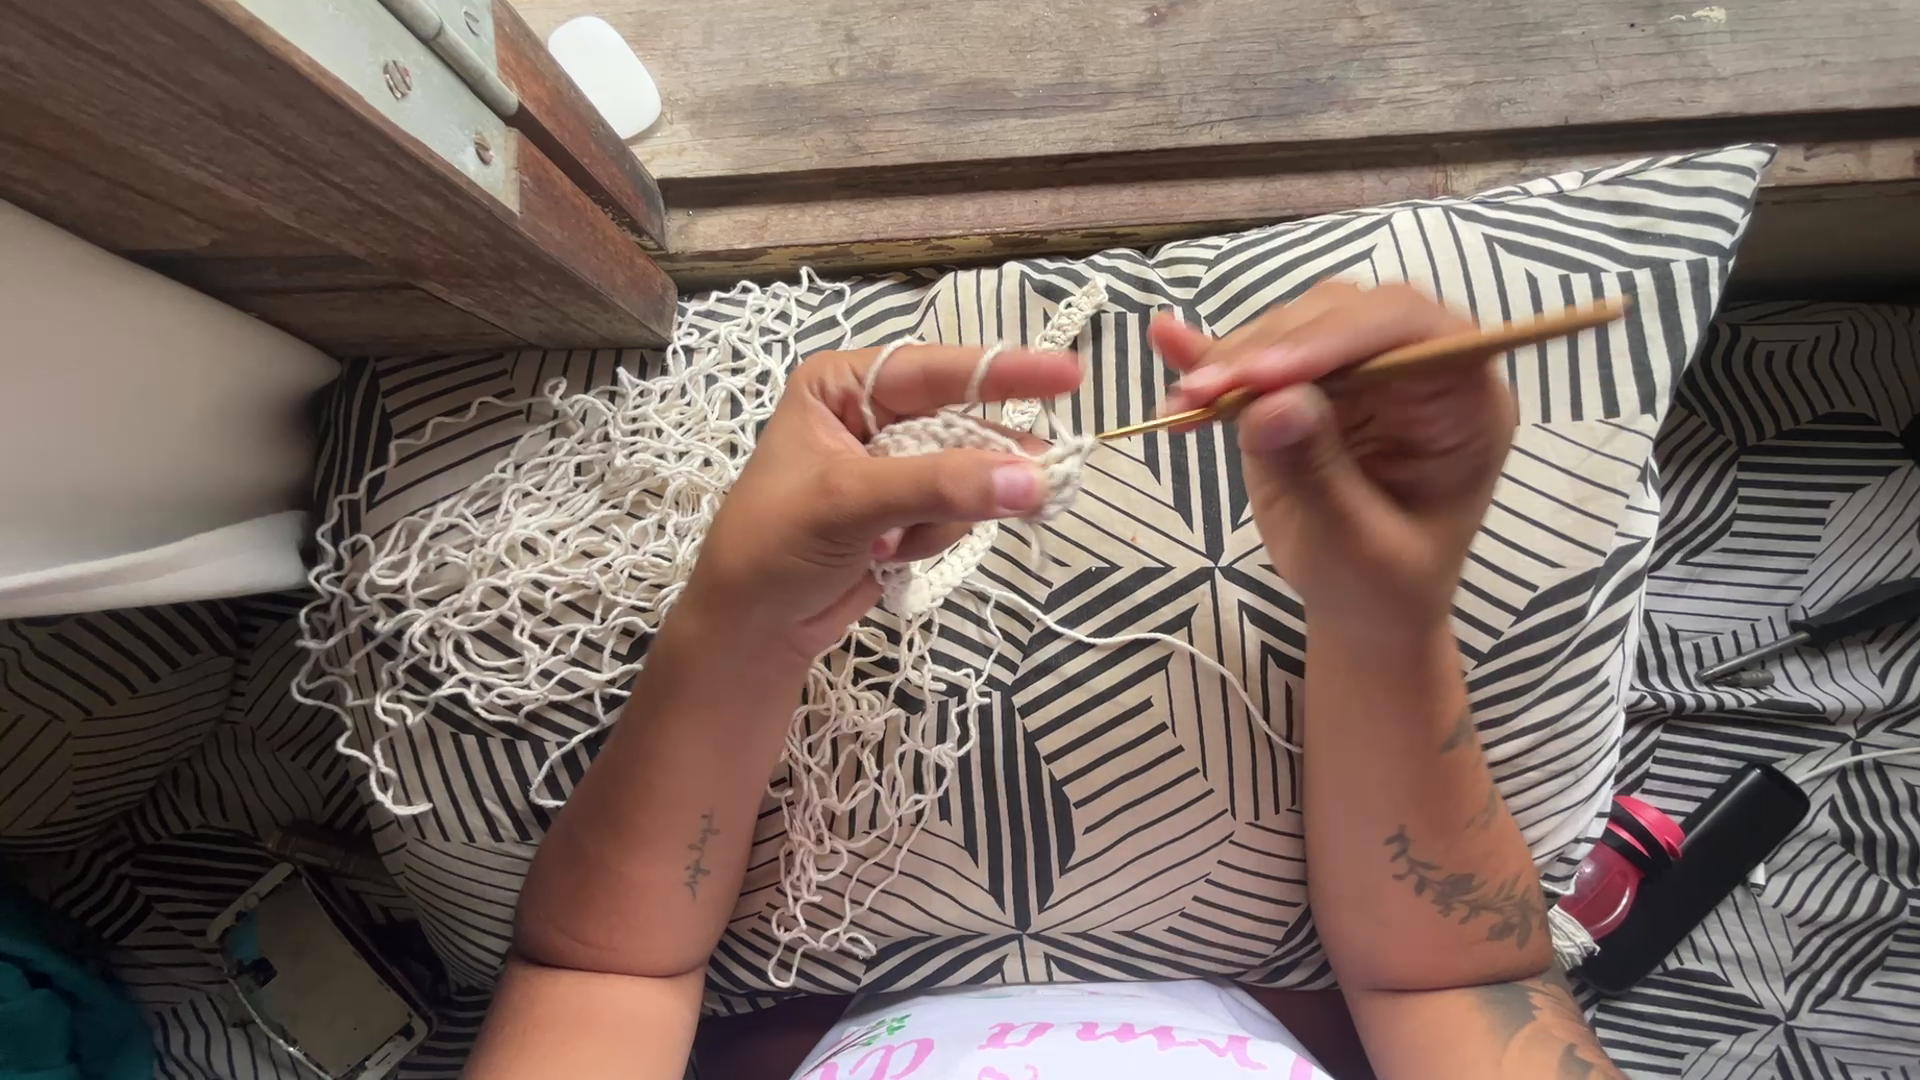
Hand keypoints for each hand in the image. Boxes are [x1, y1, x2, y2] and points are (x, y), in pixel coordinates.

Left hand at [684, 345, 1083, 660]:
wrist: (754, 628)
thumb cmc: (774, 546)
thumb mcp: (848, 503)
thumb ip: (937, 487)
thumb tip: (1030, 478)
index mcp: (843, 387)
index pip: (934, 369)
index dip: (1004, 371)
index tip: (1069, 375)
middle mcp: (873, 417)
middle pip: (961, 424)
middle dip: (983, 464)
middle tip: (1043, 481)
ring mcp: (894, 468)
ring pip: (968, 477)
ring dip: (943, 517)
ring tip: (893, 544)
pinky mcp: (907, 513)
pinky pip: (957, 514)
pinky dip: (934, 539)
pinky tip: (889, 556)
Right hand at [1152, 282, 1516, 632]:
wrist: (1360, 606)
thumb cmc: (1378, 583)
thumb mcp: (1355, 542)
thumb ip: (1318, 472)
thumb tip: (1269, 403)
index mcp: (1460, 400)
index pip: (1409, 331)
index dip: (1334, 339)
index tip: (1261, 378)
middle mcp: (1411, 370)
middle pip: (1340, 317)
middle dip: (1266, 350)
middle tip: (1203, 392)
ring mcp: (1354, 374)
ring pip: (1291, 330)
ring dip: (1231, 359)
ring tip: (1182, 401)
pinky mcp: (1301, 388)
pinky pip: (1257, 360)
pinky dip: (1211, 353)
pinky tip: (1167, 336)